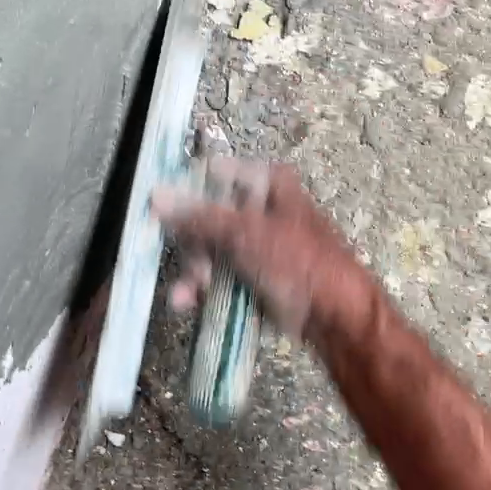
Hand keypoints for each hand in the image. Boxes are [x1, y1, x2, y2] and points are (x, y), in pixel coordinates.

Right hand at [150, 158, 371, 342]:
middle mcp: (259, 206)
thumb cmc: (296, 260)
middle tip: (191, 265)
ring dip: (193, 271)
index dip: (184, 191)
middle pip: (206, 215)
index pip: (213, 174)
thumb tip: (155, 195)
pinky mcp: (253, 272)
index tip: (157, 212)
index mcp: (266, 182)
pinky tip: (188, 302)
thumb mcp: (245, 232)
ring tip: (187, 294)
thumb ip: (197, 215)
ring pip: (209, 248)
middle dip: (192, 245)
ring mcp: (256, 241)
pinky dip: (203, 286)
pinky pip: (218, 272)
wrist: (335, 314)